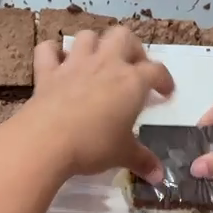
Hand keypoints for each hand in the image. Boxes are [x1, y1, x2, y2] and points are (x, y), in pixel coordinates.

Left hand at [12, 26, 174, 181]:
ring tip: (97, 60)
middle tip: (132, 66)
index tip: (165, 92)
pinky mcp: (46, 73)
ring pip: (88, 36)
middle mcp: (105, 65)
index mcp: (131, 82)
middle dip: (131, 47)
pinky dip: (52, 51)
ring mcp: (74, 65)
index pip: (156, 70)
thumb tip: (160, 176)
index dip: (164, 79)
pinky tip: (56, 61)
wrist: (46, 142)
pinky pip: (47, 49)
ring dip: (94, 43)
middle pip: (123, 36)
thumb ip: (143, 161)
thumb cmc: (93, 145)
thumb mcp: (122, 154)